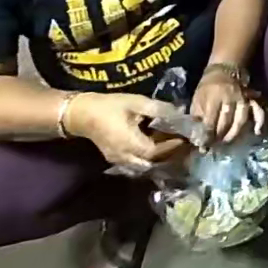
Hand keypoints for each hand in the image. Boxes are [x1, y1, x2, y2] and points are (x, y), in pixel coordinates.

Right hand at [63, 92, 187, 170]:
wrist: (80, 114)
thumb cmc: (109, 107)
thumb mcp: (136, 103)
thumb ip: (159, 109)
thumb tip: (180, 112)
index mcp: (128, 144)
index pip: (156, 152)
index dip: (172, 146)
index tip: (186, 138)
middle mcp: (123, 156)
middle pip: (151, 162)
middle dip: (169, 155)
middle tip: (184, 144)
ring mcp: (118, 160)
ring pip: (144, 165)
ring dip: (160, 158)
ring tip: (174, 146)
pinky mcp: (115, 158)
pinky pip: (136, 163)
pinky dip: (150, 159)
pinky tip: (159, 148)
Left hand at [194, 63, 264, 142]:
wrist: (223, 70)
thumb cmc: (207, 87)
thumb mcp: (197, 99)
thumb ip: (197, 117)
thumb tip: (196, 136)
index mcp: (213, 98)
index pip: (211, 121)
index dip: (207, 136)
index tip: (203, 146)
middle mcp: (229, 99)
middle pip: (225, 122)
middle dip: (219, 137)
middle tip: (214, 146)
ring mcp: (242, 99)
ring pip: (240, 120)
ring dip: (234, 134)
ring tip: (227, 142)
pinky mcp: (250, 99)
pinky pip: (258, 111)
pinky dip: (259, 121)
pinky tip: (256, 132)